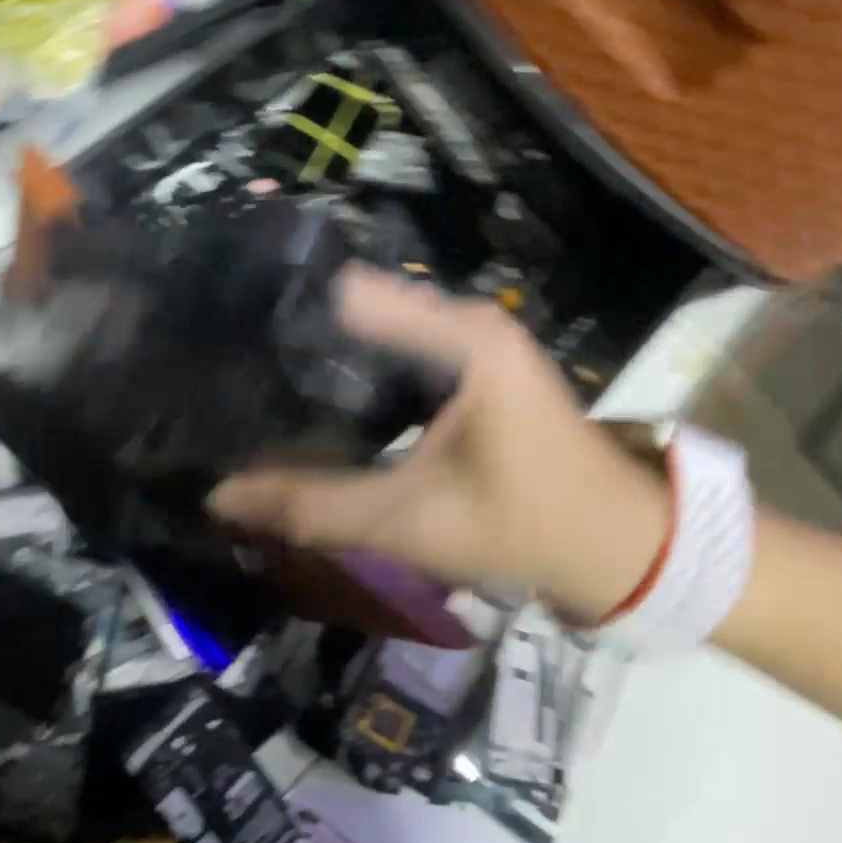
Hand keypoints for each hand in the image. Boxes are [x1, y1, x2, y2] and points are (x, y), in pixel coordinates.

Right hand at [208, 265, 668, 622]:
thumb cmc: (530, 525)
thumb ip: (314, 507)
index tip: (220, 339)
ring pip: (365, 336)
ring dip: (313, 360)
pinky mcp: (460, 370)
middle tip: (221, 367)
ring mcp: (462, 343)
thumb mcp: (413, 521)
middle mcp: (459, 322)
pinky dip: (344, 380)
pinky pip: (384, 359)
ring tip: (246, 381)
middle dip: (289, 339)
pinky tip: (301, 404)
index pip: (346, 293)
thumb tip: (219, 496)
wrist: (622, 549)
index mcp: (459, 337)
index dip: (281, 313)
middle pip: (351, 310)